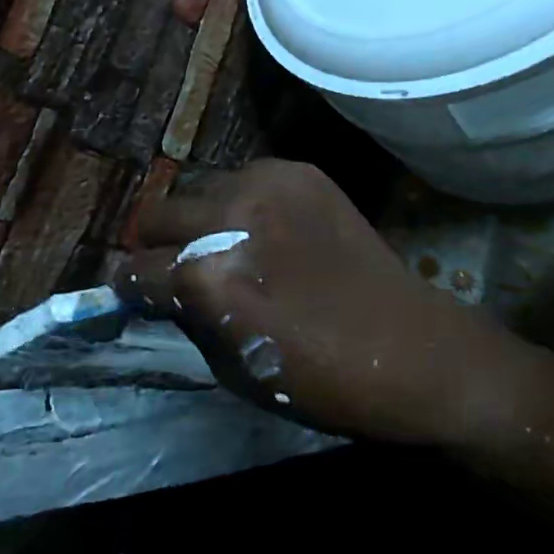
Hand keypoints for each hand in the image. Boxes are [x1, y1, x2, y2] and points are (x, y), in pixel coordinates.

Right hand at [114, 159, 535, 443]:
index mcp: (209, 276)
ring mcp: (267, 185)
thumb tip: (154, 287)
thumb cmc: (321, 380)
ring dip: (199, 222)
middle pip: (155, 215)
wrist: (422, 355)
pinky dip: (238, 206)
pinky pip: (239, 180)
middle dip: (154, 246)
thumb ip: (184, 316)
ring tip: (226, 247)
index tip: (135, 292)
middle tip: (174, 269)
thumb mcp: (229, 368)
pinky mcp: (299, 172)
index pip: (136, 270)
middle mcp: (230, 216)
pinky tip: (264, 231)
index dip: (131, 287)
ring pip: (195, 192)